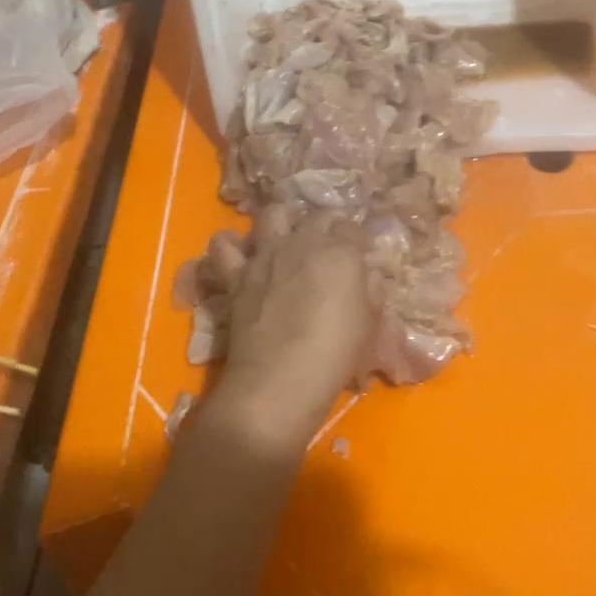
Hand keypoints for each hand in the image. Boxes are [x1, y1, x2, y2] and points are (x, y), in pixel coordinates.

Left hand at [209, 212, 377, 451]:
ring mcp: (266, 255)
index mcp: (340, 253)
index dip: (358, 242)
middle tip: (331, 251)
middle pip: (318, 217)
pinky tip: (240, 254)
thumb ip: (371, 290)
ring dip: (283, 222)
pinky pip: (224, 245)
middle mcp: (303, 242)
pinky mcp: (237, 274)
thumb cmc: (334, 355)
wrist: (279, 381)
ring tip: (288, 240)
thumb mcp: (369, 324)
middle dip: (328, 227)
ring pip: (274, 214)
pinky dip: (230, 244)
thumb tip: (368, 274)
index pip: (353, 228)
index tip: (361, 258)